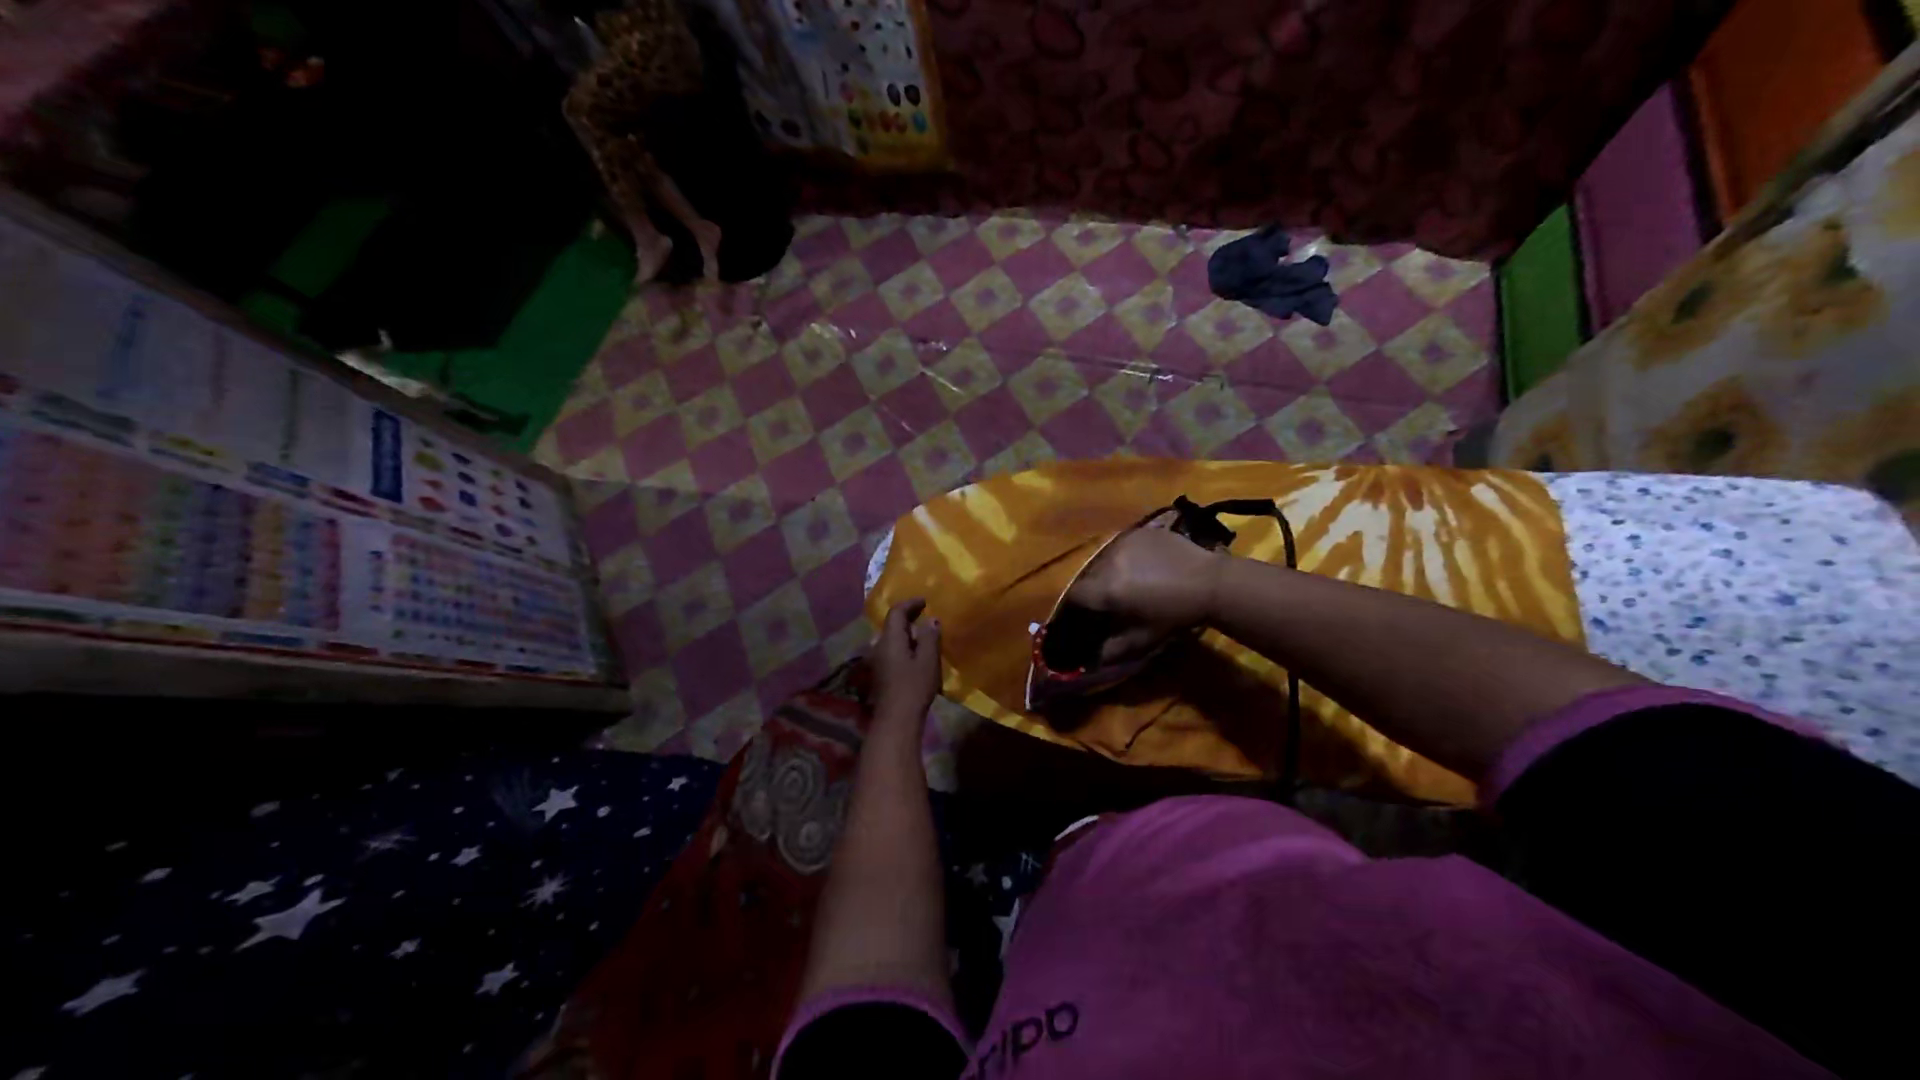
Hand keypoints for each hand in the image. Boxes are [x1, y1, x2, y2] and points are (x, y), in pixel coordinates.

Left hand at [871, 598, 941, 723]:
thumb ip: (929, 637)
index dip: (910, 604)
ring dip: (906, 632)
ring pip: (891, 638)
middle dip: (908, 617)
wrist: (897, 718)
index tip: (925, 601)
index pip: (896, 612)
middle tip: (925, 614)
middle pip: (891, 624)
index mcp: (890, 638)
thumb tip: (930, 620)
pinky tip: (916, 653)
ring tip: (923, 633)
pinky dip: (904, 644)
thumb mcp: (927, 660)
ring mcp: (877, 660)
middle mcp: (879, 645)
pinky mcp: (880, 673)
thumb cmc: (914, 686)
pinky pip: (891, 649)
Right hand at [1064, 528, 1227, 663]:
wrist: (1211, 583)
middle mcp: (1108, 561)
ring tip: (1123, 583)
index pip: (1074, 596)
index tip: (1083, 616)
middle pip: (1087, 575)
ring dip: (1107, 571)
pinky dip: (1123, 557)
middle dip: (1091, 589)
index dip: (1074, 607)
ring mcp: (1123, 542)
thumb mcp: (1143, 638)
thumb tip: (1091, 659)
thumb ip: (1112, 650)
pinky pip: (1121, 546)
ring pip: (1103, 559)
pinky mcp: (1139, 531)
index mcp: (1106, 589)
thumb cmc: (1175, 615)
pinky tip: (1139, 566)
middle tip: (1106, 601)